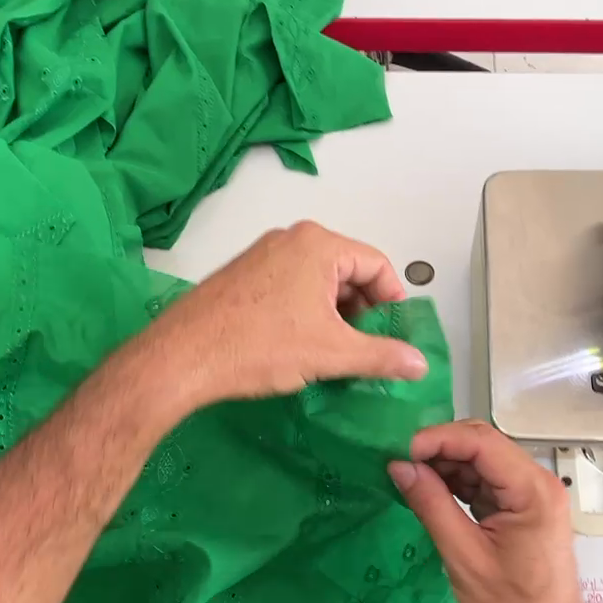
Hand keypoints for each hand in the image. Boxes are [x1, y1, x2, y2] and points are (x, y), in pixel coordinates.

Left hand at [146, 221, 429, 408]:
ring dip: (333, 315)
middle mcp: (291, 239)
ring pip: (318, 281)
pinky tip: (298, 346)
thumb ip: (381, 356)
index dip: (392, 302)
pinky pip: (290, 288)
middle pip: (347, 271)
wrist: (184, 357)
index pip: (377, 265)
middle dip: (362, 311)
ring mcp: (263, 255)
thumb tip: (419, 364)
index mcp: (318, 245)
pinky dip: (305, 313)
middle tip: (363, 348)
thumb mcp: (332, 353)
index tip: (394, 335)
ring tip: (331, 353)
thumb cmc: (258, 347)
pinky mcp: (243, 276)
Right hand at [388, 420, 596, 602]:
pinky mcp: (521, 506)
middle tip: (398, 464)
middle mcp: (537, 481)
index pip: (480, 442)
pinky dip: (456, 482)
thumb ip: (432, 505)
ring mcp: (531, 493)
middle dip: (438, 449)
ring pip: (481, 460)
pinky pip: (484, 481)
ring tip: (408, 478)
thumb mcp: (464, 556)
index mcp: (532, 489)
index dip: (436, 439)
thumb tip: (398, 466)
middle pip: (482, 444)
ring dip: (444, 465)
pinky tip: (429, 491)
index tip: (398, 453)